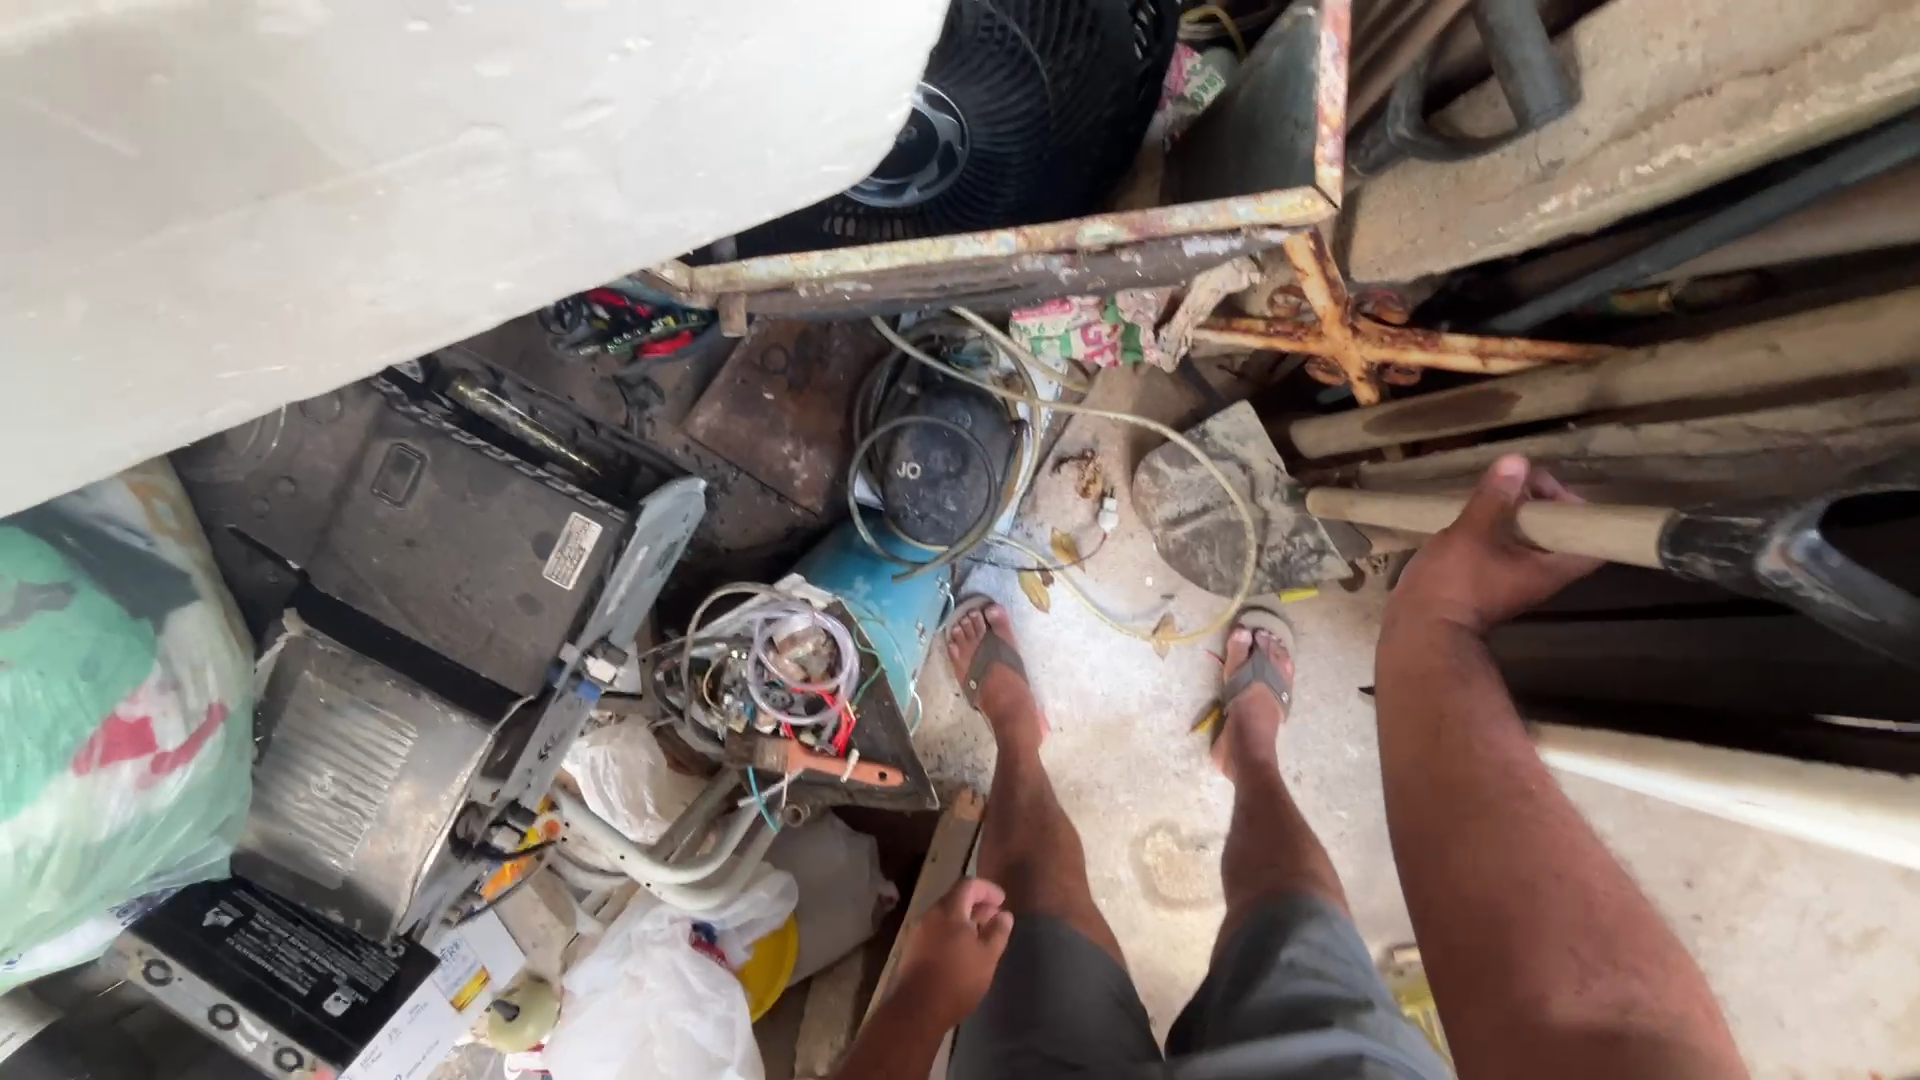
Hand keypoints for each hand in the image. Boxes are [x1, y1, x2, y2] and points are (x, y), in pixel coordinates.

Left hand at [886, 877, 1013, 1028]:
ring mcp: (919, 932)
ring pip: (946, 916)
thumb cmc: (957, 979)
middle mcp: (931, 914)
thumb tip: (1005, 914)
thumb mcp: (987, 956)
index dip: (987, 889)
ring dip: (965, 920)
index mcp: (949, 910)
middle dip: (977, 905)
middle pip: (955, 899)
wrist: (916, 1009)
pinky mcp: (913, 949)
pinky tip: (962, 952)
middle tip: (995, 918)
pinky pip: (936, 931)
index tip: (1002, 900)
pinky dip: (952, 932)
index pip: (968, 884)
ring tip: (981, 936)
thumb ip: (997, 932)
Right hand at [1384, 455, 1601, 636]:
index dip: (1576, 507)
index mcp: (1551, 567)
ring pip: (1523, 541)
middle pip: (1555, 534)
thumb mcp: (1472, 534)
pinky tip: (1466, 520)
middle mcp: (1538, 576)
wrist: (1418, 629)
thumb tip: (1517, 461)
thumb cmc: (1453, 584)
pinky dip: (1489, 532)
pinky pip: (1497, 550)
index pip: (1591, 537)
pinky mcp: (1482, 584)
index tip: (1542, 488)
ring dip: (1510, 518)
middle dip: (1536, 505)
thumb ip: (1493, 499)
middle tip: (1509, 484)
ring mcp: (1509, 582)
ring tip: (1485, 496)